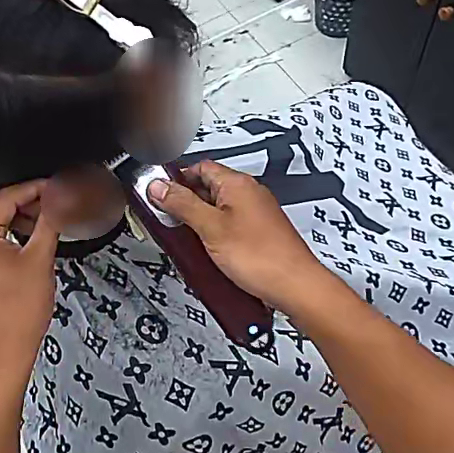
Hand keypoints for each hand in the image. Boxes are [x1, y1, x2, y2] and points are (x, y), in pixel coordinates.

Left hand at [0, 180, 58, 378]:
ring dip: (11, 215)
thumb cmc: (16, 315)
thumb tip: (56, 201)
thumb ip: (48, 222)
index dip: (33, 189)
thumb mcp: (40, 259)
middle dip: (20, 200)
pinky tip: (26, 237)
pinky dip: (2, 231)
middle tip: (48, 201)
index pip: (3, 198)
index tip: (53, 186)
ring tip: (41, 219)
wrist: (3, 351)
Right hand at [146, 161, 335, 311]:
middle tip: (170, 219)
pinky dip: (215, 236)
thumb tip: (159, 187)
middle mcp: (250, 194)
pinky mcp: (258, 234)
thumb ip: (182, 205)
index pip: (200, 167)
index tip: (159, 192)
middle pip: (207, 188)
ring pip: (217, 210)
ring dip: (200, 222)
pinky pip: (229, 227)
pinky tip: (208, 252)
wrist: (294, 286)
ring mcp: (256, 214)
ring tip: (189, 239)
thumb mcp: (211, 228)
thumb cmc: (264, 257)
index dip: (177, 178)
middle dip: (186, 203)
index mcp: (238, 184)